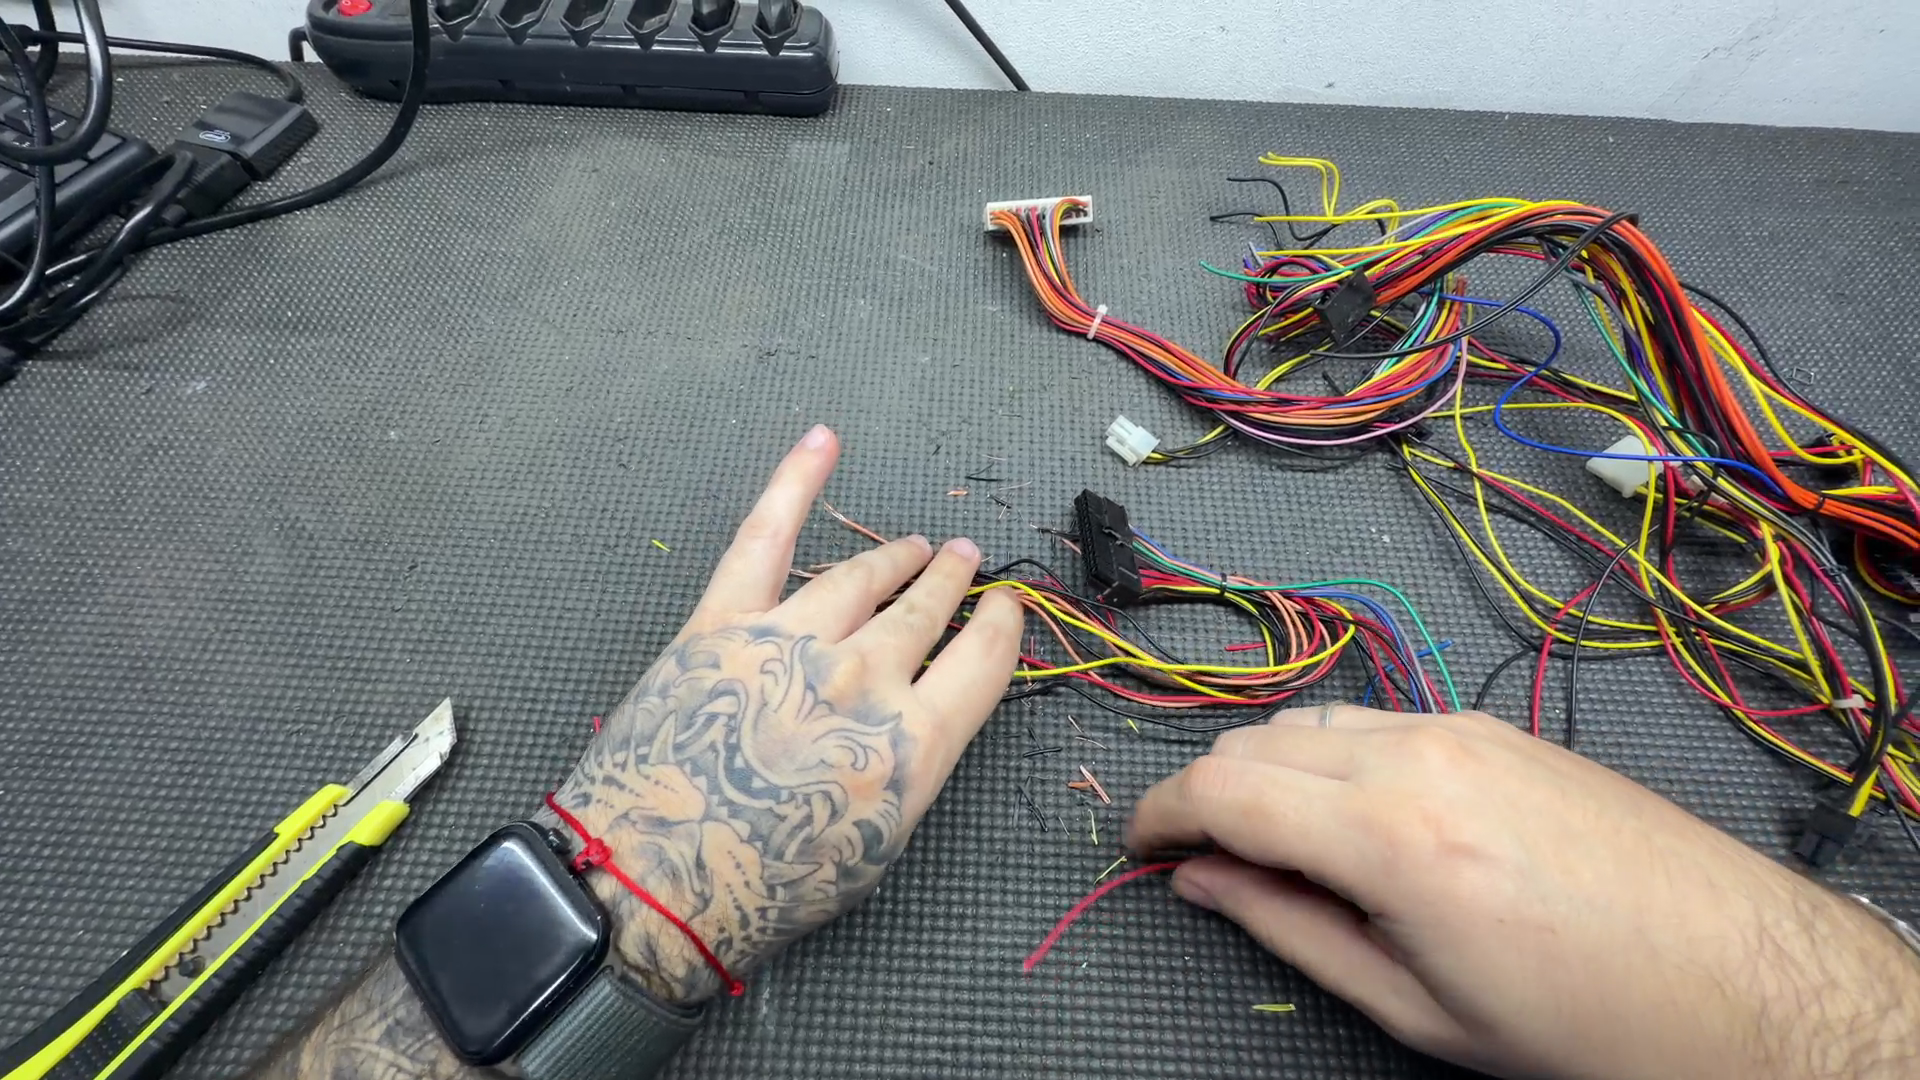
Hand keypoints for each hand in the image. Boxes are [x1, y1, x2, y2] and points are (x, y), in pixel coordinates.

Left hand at [547, 425, 1022, 1003]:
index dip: (1002, 625)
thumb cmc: (767, 885)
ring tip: (916, 546)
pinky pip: (767, 534)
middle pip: (925, 607)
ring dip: (898, 557)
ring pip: (862, 574)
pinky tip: (823, 442)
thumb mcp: (878, 842)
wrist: (645, 888)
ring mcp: (792, 639)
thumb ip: (915, 759)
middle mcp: (863, 676)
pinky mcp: (725, 620)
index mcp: (912, 741)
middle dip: (951, 580)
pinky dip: (796, 482)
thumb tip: (927, 705)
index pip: (984, 658)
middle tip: (962, 560)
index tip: (1004, 608)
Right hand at [1128, 704, 1919, 1079]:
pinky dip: (1319, 753)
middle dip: (1205, 794)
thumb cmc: (1585, 1025)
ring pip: (1296, 720)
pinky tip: (1352, 808)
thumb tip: (1198, 880)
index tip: (1139, 841)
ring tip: (1282, 835)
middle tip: (1213, 857)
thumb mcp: (1414, 1007)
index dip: (1160, 812)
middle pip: (1247, 742)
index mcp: (1389, 835)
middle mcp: (1408, 754)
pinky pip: (1358, 717)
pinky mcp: (1478, 720)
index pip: (1220, 790)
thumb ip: (1283, 927)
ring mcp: (1447, 725)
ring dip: (1260, 769)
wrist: (1766, 988)